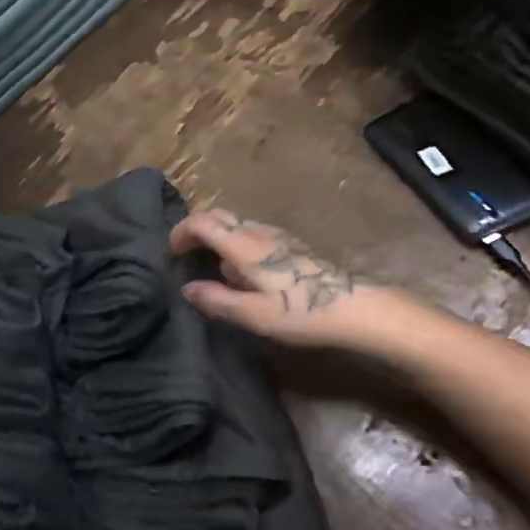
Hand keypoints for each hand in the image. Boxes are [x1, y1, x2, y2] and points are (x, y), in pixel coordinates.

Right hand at [169, 209, 363, 346]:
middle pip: (219, 215)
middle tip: (185, 252)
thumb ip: (216, 299)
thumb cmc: (301, 311)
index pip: (203, 222)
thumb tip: (187, 288)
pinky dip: (235, 242)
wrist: (358, 309)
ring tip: (211, 266)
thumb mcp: (253, 315)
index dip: (181, 231)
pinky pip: (252, 233)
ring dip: (217, 235)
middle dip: (196, 228)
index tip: (171, 252)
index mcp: (244, 246)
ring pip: (237, 223)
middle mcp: (258, 233)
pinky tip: (244, 272)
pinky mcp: (292, 245)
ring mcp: (277, 236)